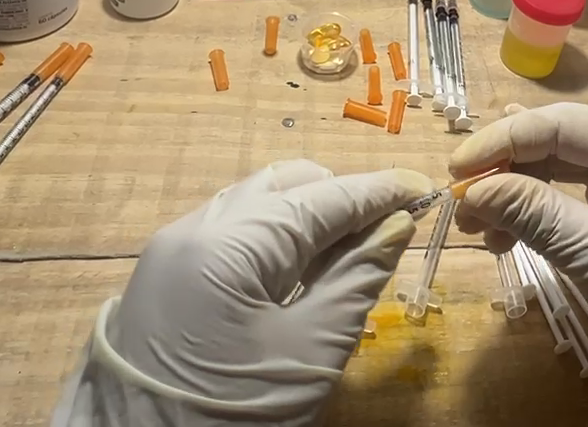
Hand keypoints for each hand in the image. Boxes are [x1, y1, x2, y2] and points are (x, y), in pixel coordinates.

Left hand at [95, 160, 429, 425]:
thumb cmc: (229, 420)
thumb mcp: (309, 354)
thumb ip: (358, 276)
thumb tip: (398, 221)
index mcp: (230, 244)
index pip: (324, 197)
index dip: (380, 189)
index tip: (424, 186)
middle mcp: (196, 226)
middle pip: (288, 183)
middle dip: (341, 197)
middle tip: (385, 230)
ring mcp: (173, 246)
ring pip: (259, 199)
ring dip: (309, 213)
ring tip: (346, 252)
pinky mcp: (163, 271)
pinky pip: (232, 227)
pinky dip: (274, 234)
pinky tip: (297, 271)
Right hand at [451, 102, 587, 426]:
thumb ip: (540, 217)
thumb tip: (474, 187)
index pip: (568, 125)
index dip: (507, 140)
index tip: (457, 167)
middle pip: (563, 144)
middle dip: (508, 167)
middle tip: (460, 197)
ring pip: (562, 174)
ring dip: (516, 194)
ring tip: (475, 223)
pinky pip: (573, 206)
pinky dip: (536, 219)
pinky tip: (504, 236)